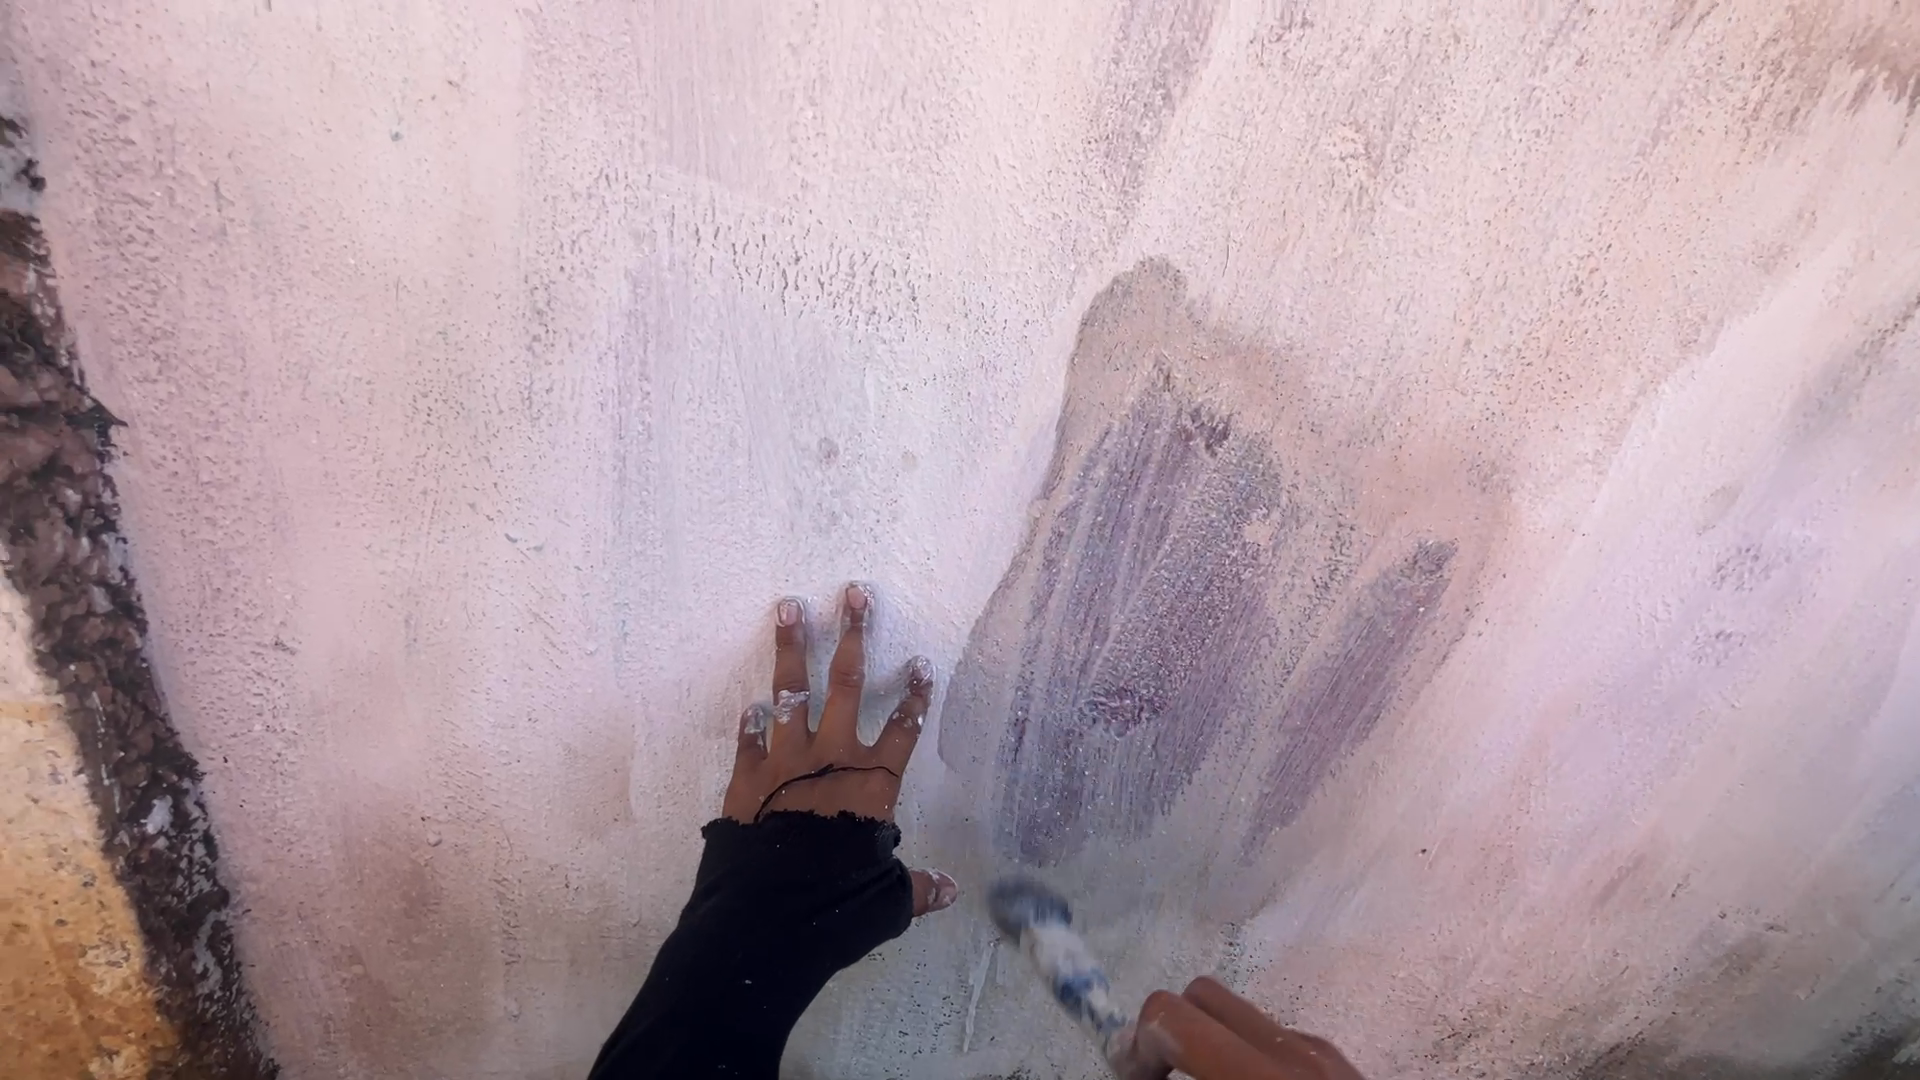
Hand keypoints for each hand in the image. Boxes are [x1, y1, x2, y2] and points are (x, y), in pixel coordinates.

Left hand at [720, 582, 957, 916]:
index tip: (921, 663)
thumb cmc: (837, 903)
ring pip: (793, 691)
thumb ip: (915, 887)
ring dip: (793, 648)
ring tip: (789, 606)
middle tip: (854, 594)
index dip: (916, 696)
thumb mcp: (884, 899)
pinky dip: (751, 723)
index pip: (904, 729)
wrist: (768, 915)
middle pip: (849, 683)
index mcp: (872, 781)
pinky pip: (750, 741)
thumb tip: (951, 891)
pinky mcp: (748, 778)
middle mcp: (833, 756)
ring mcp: (787, 761)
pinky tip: (751, 704)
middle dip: (854, 635)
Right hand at [1123, 977, 1363, 1079]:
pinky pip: (1276, 1042)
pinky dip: (1246, 1062)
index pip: (1173, 1019)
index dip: (1135, 1046)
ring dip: (1207, 1047)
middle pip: (1200, 997)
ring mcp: (1327, 1060)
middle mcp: (1295, 1057)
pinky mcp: (1346, 1070)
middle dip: (1167, 1034)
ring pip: (1239, 1016)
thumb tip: (1142, 1076)